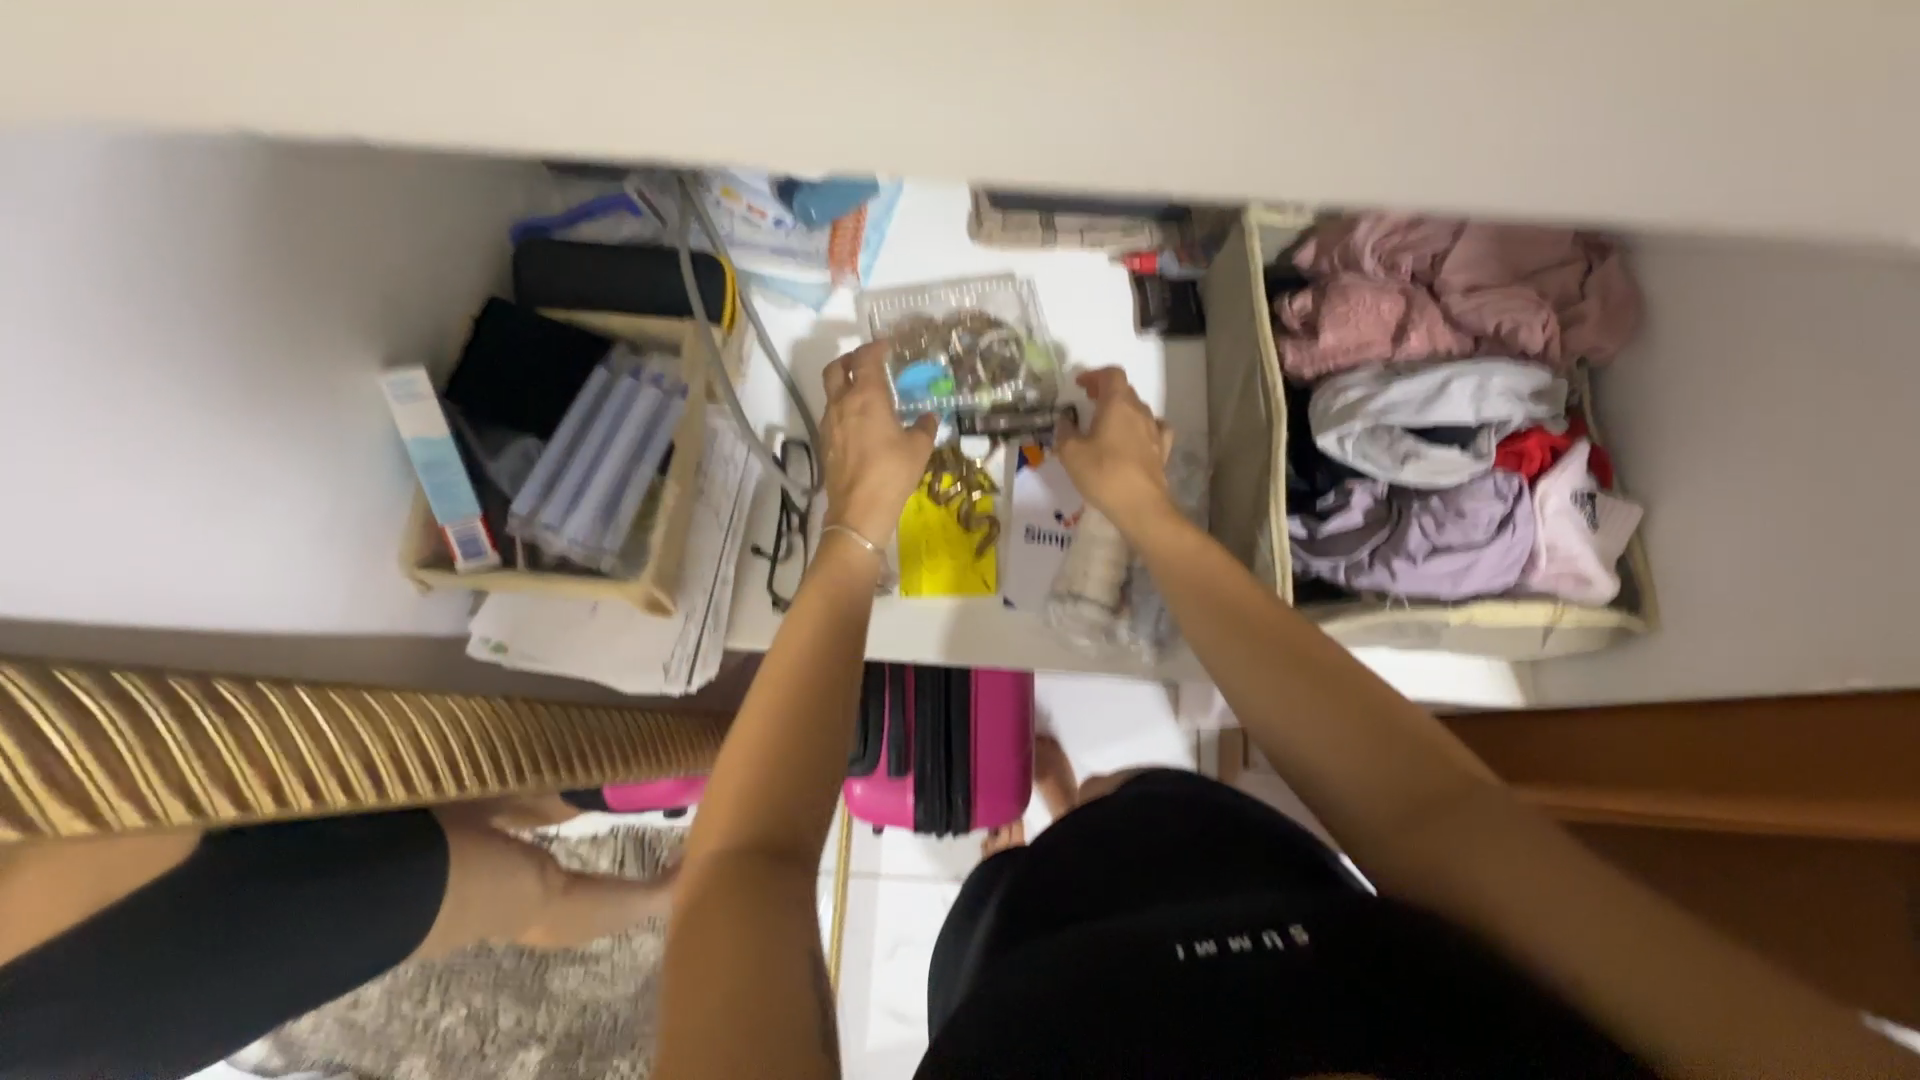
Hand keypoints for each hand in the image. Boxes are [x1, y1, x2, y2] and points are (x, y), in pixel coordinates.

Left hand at [820, 341, 937, 545]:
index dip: (875, 348)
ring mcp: (829, 423)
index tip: (886, 347)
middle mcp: (842, 403)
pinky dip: (843, 408)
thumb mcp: (918, 449)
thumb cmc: (892, 473)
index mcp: (867, 396)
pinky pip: (831, 414)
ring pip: (831, 392)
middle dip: (850, 360)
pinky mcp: (825, 442)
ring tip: (865, 395)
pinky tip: (860, 423)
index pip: (866, 359)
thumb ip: (924, 427)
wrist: (859, 510)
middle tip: (866, 363)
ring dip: (844, 385)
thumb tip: (929, 417)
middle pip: (836, 368)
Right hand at [1053, 367, 1175, 529]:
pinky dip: (1142, 427)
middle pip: (1125, 390)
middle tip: (1088, 401)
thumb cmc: (1102, 473)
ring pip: (1139, 409)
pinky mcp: (1162, 450)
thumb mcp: (1070, 453)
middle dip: (1106, 391)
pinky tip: (1136, 437)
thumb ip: (1065, 431)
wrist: (1139, 505)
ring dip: (1122, 410)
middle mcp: (1139, 411)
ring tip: (1107, 423)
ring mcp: (1155, 430)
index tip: (1080, 385)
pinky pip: (1155, 429)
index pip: (1111, 374)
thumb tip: (1065, 420)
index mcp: (1117, 404)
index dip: (1094, 375)